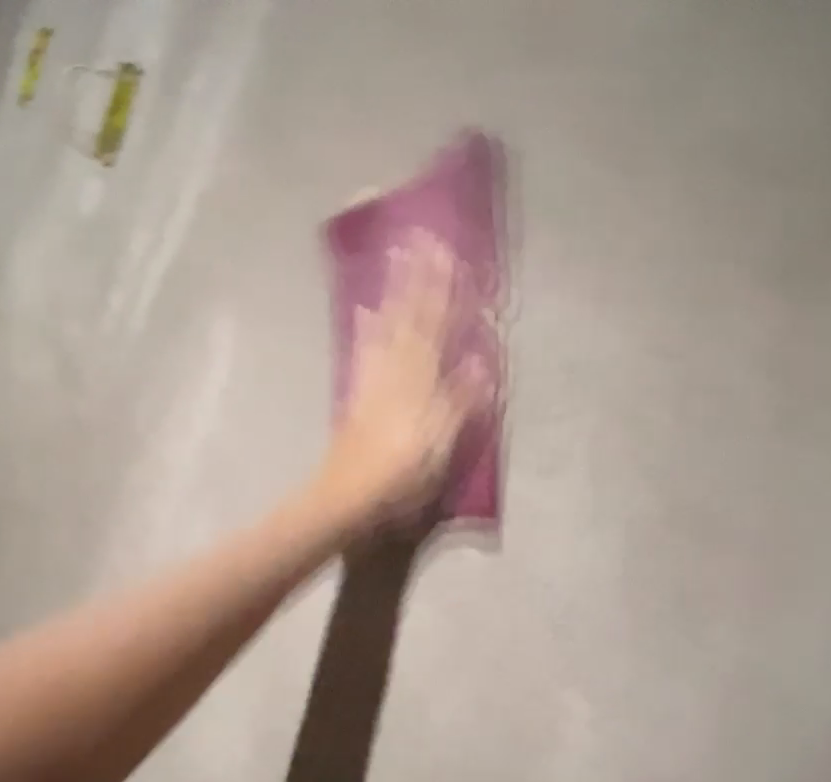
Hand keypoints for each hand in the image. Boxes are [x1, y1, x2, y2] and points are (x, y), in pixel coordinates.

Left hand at [314, 229, 487, 531]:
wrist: (348, 496)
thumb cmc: (401, 474)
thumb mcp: (442, 443)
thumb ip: (462, 400)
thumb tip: (482, 359)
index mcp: (422, 381)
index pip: (438, 327)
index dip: (445, 291)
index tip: (451, 253)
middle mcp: (397, 371)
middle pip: (410, 316)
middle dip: (418, 277)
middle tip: (421, 237)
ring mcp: (374, 380)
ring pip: (388, 325)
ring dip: (394, 291)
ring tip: (397, 258)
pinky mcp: (358, 394)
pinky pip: (364, 350)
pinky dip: (366, 327)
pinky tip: (365, 310)